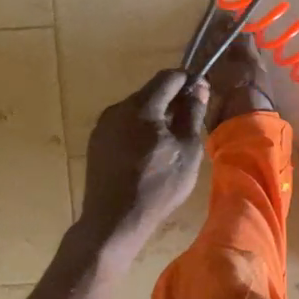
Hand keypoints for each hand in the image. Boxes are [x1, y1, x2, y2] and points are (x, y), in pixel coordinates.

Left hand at [80, 70, 210, 244]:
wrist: (113, 221)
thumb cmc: (158, 185)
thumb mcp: (187, 150)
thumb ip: (192, 113)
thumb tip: (198, 87)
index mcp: (141, 106)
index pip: (168, 77)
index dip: (188, 80)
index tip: (202, 95)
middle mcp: (117, 109)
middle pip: (151, 92)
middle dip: (172, 99)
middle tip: (190, 121)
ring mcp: (103, 126)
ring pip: (137, 109)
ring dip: (156, 116)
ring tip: (170, 141)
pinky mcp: (96, 143)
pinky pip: (124, 125)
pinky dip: (140, 129)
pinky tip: (148, 153)